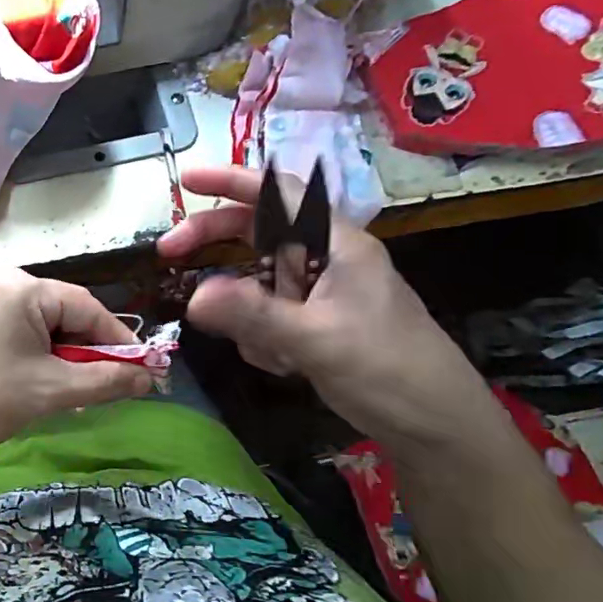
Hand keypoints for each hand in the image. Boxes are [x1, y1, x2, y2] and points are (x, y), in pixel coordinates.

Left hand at [0, 269, 153, 490]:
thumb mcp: (50, 392)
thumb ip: (105, 381)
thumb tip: (149, 378)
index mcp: (23, 287)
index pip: (89, 308)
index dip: (119, 342)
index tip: (144, 374)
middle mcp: (3, 284)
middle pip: (66, 316)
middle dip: (88, 355)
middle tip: (105, 392)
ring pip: (44, 330)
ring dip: (64, 363)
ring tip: (69, 398)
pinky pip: (20, 337)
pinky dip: (38, 362)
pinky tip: (39, 390)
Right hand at [158, 167, 504, 450]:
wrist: (434, 423)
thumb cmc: (388, 370)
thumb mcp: (316, 340)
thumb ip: (253, 316)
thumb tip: (193, 296)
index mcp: (335, 244)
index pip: (278, 195)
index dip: (232, 180)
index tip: (187, 178)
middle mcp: (323, 261)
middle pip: (255, 235)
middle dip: (215, 246)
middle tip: (169, 255)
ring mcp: (316, 294)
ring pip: (255, 287)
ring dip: (249, 318)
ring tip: (278, 355)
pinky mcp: (312, 324)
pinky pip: (265, 320)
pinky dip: (263, 341)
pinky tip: (289, 367)